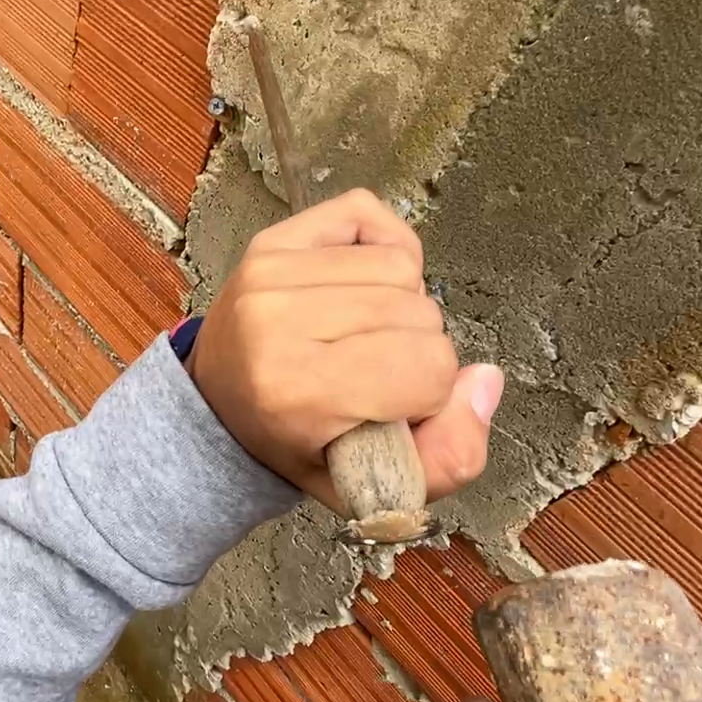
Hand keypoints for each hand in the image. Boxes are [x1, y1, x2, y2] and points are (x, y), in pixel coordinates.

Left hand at [185, 189, 503, 511]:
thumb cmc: (291, 442)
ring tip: (362, 332)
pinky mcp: (270, 240)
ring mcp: (268, 272)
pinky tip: (361, 286)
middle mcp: (274, 322)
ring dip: (399, 301)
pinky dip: (381, 247)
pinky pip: (366, 214)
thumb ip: (447, 458)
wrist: (216, 400)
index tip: (391, 407)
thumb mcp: (367, 487)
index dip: (429, 393)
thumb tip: (485, 378)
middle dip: (415, 349)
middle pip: (418, 312)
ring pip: (400, 266)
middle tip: (372, 371)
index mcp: (296, 391)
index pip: (427, 367)